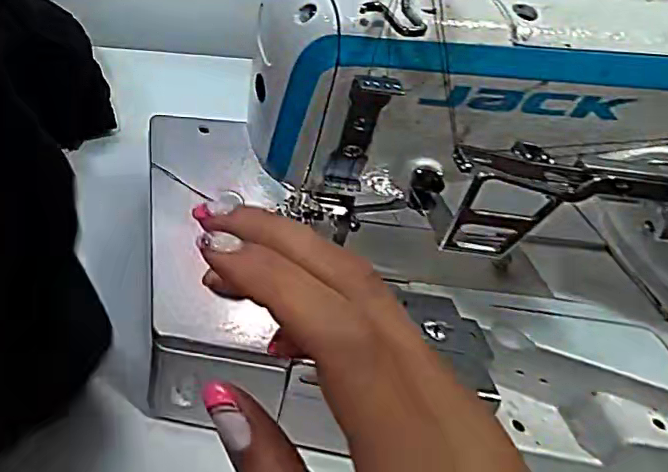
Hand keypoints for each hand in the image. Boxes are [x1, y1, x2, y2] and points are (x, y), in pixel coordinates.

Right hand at [192, 204, 528, 471]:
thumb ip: (274, 469)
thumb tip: (223, 398)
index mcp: (420, 445)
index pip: (339, 326)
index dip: (270, 274)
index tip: (213, 248)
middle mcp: (446, 404)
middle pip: (355, 284)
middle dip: (276, 238)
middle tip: (216, 220)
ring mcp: (454, 395)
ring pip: (368, 292)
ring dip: (296, 260)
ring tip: (236, 256)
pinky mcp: (450, 399)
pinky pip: (380, 321)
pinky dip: (323, 296)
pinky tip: (285, 321)